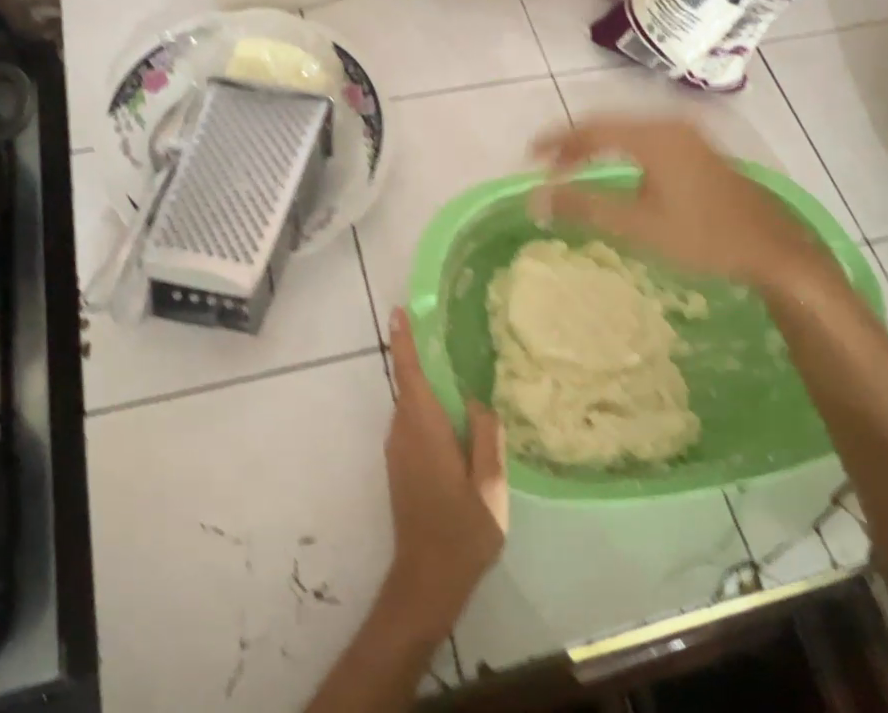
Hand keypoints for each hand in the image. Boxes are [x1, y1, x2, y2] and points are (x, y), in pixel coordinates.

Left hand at [380, 307, 506, 641]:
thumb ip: (486, 437)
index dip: (403, 342)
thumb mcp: (490, 484)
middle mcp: (403, 435)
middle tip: (444, 333)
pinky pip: (412, 425)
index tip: (398, 310)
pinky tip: (453, 416)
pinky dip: (427, 409)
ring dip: (425, 386)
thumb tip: (479, 400)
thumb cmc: (463, 530)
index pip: (408, 375)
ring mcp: (398, 453)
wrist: (427, 577)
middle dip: (418, 358)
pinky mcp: (401, 468)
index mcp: (424, 431)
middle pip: (408, 387)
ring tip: (456, 370)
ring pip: (411, 408)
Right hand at [532, 116, 833, 291]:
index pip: (591, 128)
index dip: (557, 141)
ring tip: (573, 166)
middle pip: (610, 123)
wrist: (773, 250)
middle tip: (548, 164)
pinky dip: (621, 150)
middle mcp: (671, 126)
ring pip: (629, 130)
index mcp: (654, 137)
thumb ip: (583, 207)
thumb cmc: (702, 238)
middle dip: (575, 142)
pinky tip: (616, 170)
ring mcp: (690, 136)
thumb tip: (535, 198)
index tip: (530, 158)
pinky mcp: (700, 150)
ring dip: (598, 146)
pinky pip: (648, 138)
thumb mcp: (636, 226)